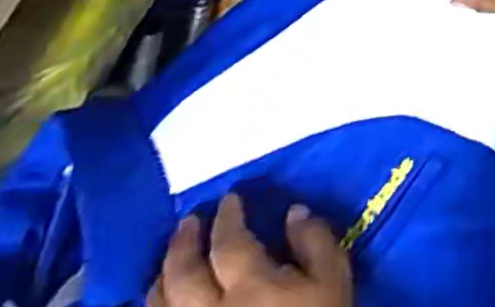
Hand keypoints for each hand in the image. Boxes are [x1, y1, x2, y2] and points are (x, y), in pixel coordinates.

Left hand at [151, 193, 352, 306]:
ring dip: (161, 277)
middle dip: (184, 241)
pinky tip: (164, 304)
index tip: (230, 198)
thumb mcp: (334, 280)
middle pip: (182, 272)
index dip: (228, 215)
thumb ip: (315, 241)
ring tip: (170, 260)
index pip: (229, 240)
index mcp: (250, 286)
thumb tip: (293, 211)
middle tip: (190, 220)